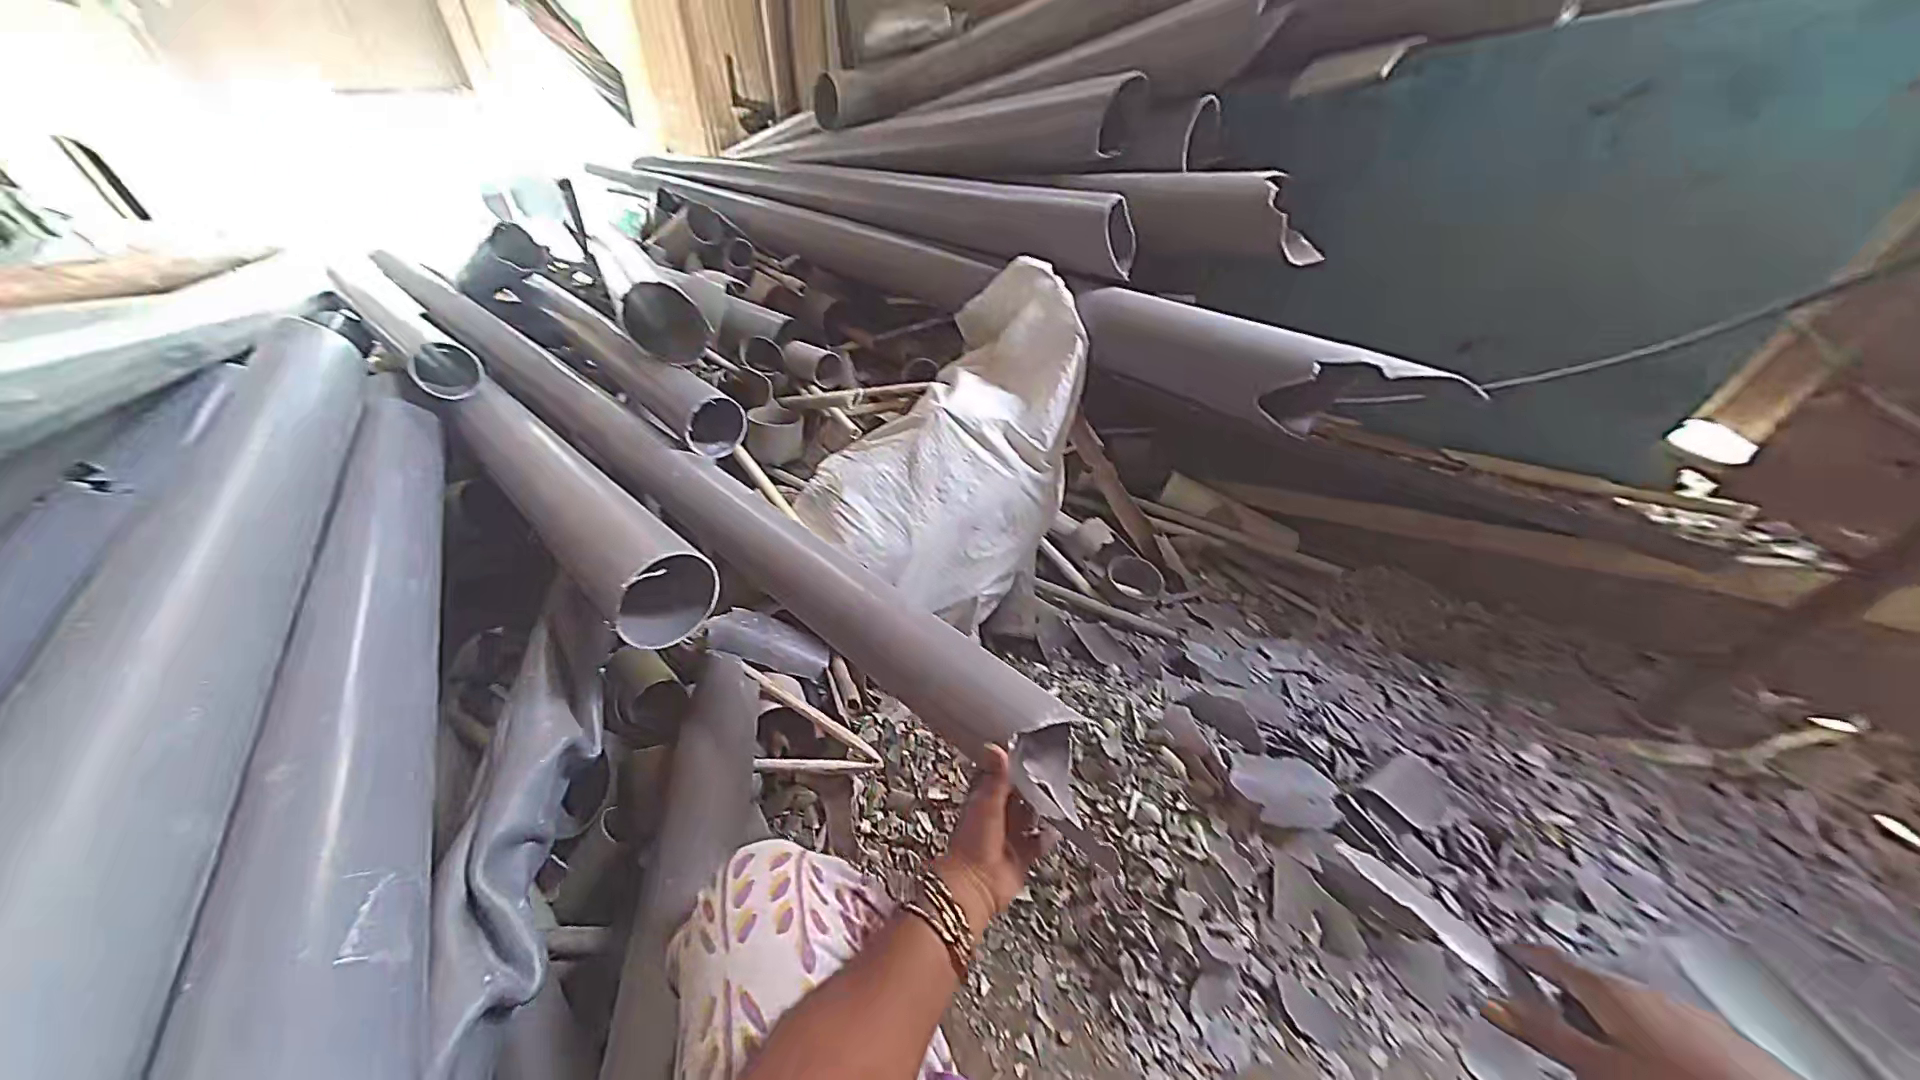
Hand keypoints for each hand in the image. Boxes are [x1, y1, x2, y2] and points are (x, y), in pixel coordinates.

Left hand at [931, 744, 1053, 942]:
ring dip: (1041, 810)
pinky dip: (1047, 836)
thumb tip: (996, 747)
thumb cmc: (972, 843)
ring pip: (1030, 816)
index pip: (1001, 776)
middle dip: (1032, 787)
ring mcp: (1010, 836)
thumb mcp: (986, 801)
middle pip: (1019, 796)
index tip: (1030, 753)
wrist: (976, 884)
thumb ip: (996, 776)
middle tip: (1048, 775)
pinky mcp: (1022, 855)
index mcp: (984, 798)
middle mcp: (997, 816)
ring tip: (1055, 798)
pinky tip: (1054, 828)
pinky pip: (1039, 842)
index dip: (1014, 766)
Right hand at [1484, 943, 1797, 1079]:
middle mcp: (1643, 989)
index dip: (1521, 954)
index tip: (1504, 951)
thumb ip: (1544, 1032)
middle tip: (1544, 1007)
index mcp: (1605, 988)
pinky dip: (1641, 1030)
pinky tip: (1651, 1058)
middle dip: (1564, 992)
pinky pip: (1661, 1020)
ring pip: (1627, 1002)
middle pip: (1588, 981)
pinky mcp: (1719, 1037)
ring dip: (1604, 1013)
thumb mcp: (1597, 1065)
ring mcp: (1685, 1011)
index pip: (1548, 958)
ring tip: (1598, 1042)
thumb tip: (1495, 1005)